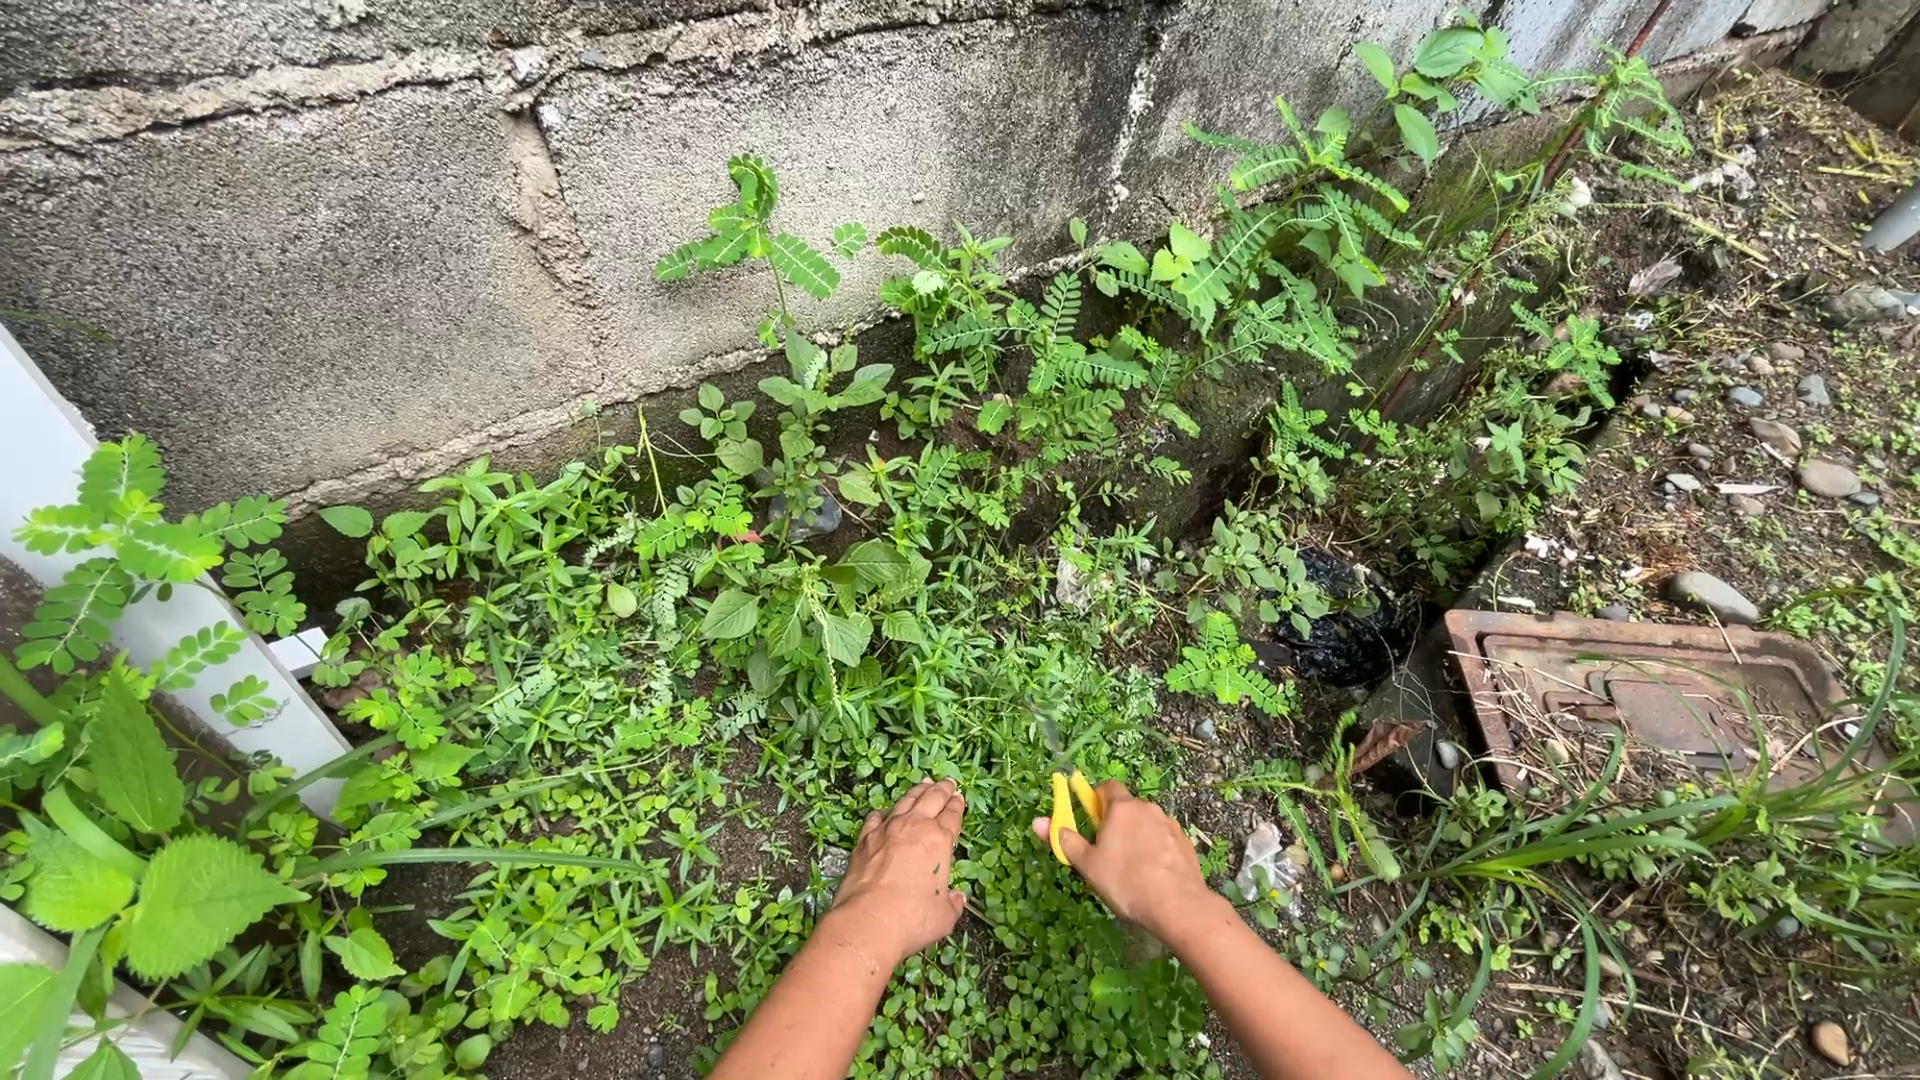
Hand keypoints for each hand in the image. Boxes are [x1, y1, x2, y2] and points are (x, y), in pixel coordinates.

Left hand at [827, 778, 967, 968]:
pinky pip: (875, 820)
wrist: (868, 920)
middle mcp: (914, 828)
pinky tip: (883, 812)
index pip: (951, 816)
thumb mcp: (943, 916)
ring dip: (916, 792)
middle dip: (941, 790)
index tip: (959, 797)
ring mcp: (887, 831)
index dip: (956, 805)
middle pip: (931, 800)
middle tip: (947, 782)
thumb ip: (952, 903)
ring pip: (905, 803)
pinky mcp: (865, 840)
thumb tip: (958, 898)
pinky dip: (881, 814)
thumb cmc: (912, 919)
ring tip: (923, 784)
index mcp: (939, 841)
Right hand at [1032, 780, 1219, 942]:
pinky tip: (1154, 875)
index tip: (1093, 820)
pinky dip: (1157, 850)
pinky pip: (1165, 840)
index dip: (1097, 800)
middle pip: (1128, 806)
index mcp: (1122, 807)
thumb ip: (1065, 841)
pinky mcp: (1186, 843)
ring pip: (1147, 824)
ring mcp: (1169, 825)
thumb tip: (1038, 822)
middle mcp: (1147, 808)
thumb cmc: (1125, 881)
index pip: (1108, 787)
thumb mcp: (1088, 864)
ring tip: (1133, 867)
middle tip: (1109, 850)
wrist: (1177, 905)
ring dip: (1139, 836)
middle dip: (1118, 822)